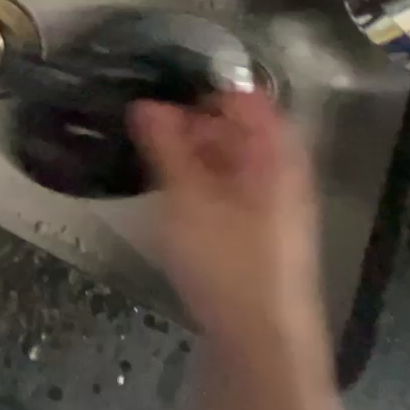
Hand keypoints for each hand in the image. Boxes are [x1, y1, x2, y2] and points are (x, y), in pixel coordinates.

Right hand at [129, 92, 322, 346]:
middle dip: (187, 111)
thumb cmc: (227, 258)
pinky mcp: (245, 227)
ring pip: (223, 156)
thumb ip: (165, 144)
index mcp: (273, 159)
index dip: (206, 82)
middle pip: (235, 127)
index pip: (247, 99)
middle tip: (135, 104)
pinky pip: (217, 181)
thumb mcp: (187, 195)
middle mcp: (274, 174)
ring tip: (135, 134)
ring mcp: (262, 202)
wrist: (256, 336)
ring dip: (184, 142)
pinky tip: (155, 173)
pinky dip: (188, 169)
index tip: (157, 72)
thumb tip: (144, 101)